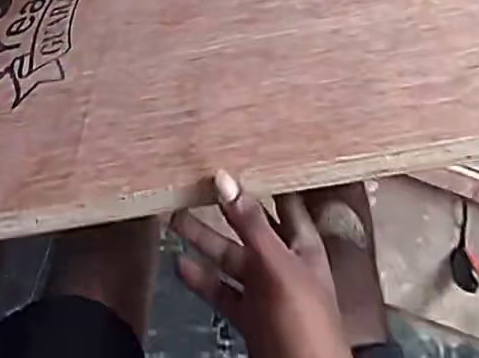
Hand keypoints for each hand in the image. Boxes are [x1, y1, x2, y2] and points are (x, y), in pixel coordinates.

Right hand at [169, 171, 353, 357]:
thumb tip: (224, 177)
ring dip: (204, 240)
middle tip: (193, 184)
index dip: (262, 180)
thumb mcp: (278, 266)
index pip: (282, 201)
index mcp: (302, 245)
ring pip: (230, 258)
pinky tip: (181, 265)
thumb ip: (251, 223)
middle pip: (249, 227)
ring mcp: (265, 292)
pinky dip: (202, 279)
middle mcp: (283, 263)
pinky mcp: (249, 318)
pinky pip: (222, 292)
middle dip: (222, 208)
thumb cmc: (303, 322)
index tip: (234, 156)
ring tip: (174, 219)